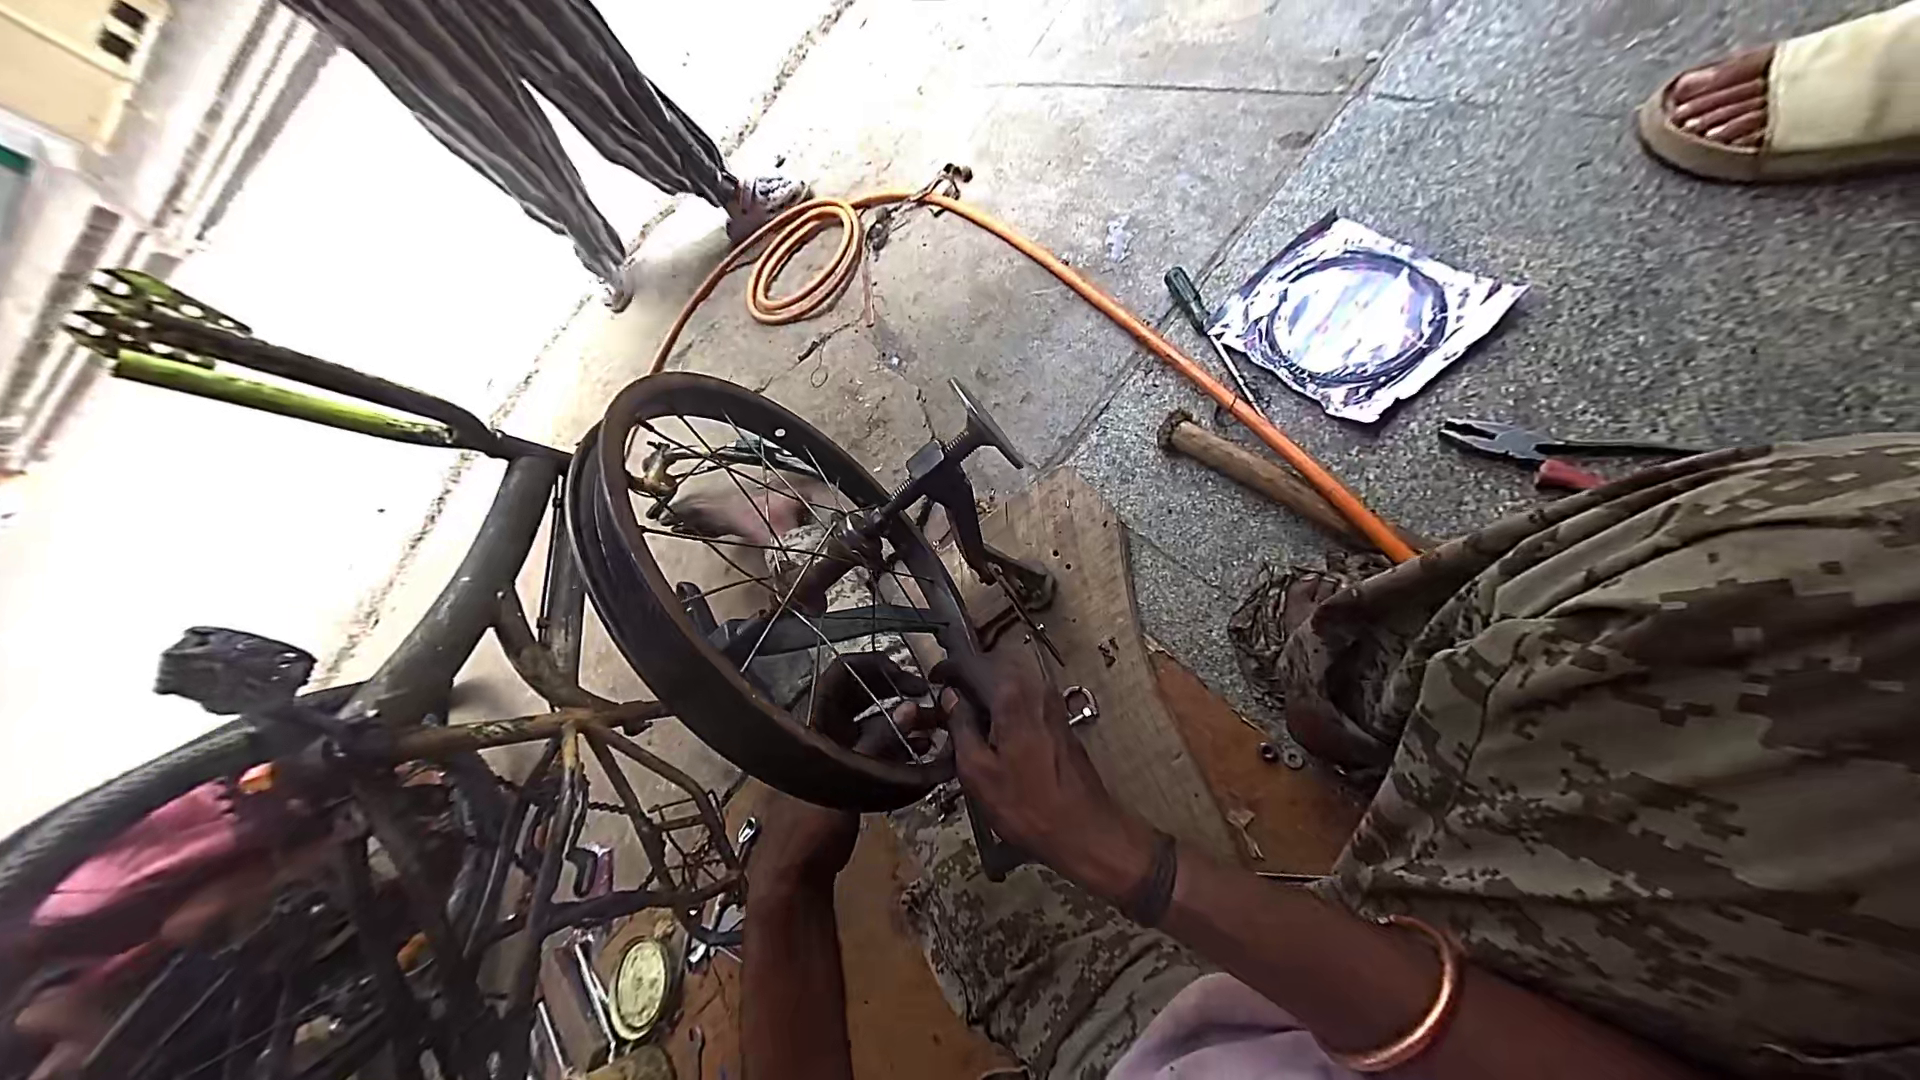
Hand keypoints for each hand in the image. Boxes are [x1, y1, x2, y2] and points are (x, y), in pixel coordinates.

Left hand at [748, 654, 925, 897]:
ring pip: (874, 718)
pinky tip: (925, 748)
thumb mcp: (848, 778)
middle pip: (862, 692)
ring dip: (903, 717)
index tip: (906, 676)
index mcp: (817, 722)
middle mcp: (827, 728)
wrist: (796, 872)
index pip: (843, 673)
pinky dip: (901, 742)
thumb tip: (912, 707)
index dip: (874, 666)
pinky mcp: (852, 770)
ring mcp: (839, 749)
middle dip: (895, 689)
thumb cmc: (811, 824)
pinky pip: (879, 745)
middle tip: (925, 695)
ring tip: (934, 722)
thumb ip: (880, 742)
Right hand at [939, 644, 1157, 900]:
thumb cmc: (1026, 805)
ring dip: (988, 691)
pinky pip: (1025, 697)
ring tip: (967, 717)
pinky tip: (994, 730)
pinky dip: (1006, 704)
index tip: (933, 679)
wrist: (1084, 829)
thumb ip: (961, 726)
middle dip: (969, 677)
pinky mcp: (1060, 718)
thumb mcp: (978, 770)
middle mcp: (1035, 688)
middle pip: (994, 667)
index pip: (972, 664)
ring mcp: (1052, 702)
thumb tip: (950, 696)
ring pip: (1011, 682)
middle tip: (948, 698)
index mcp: (1011, 695)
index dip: (948, 668)